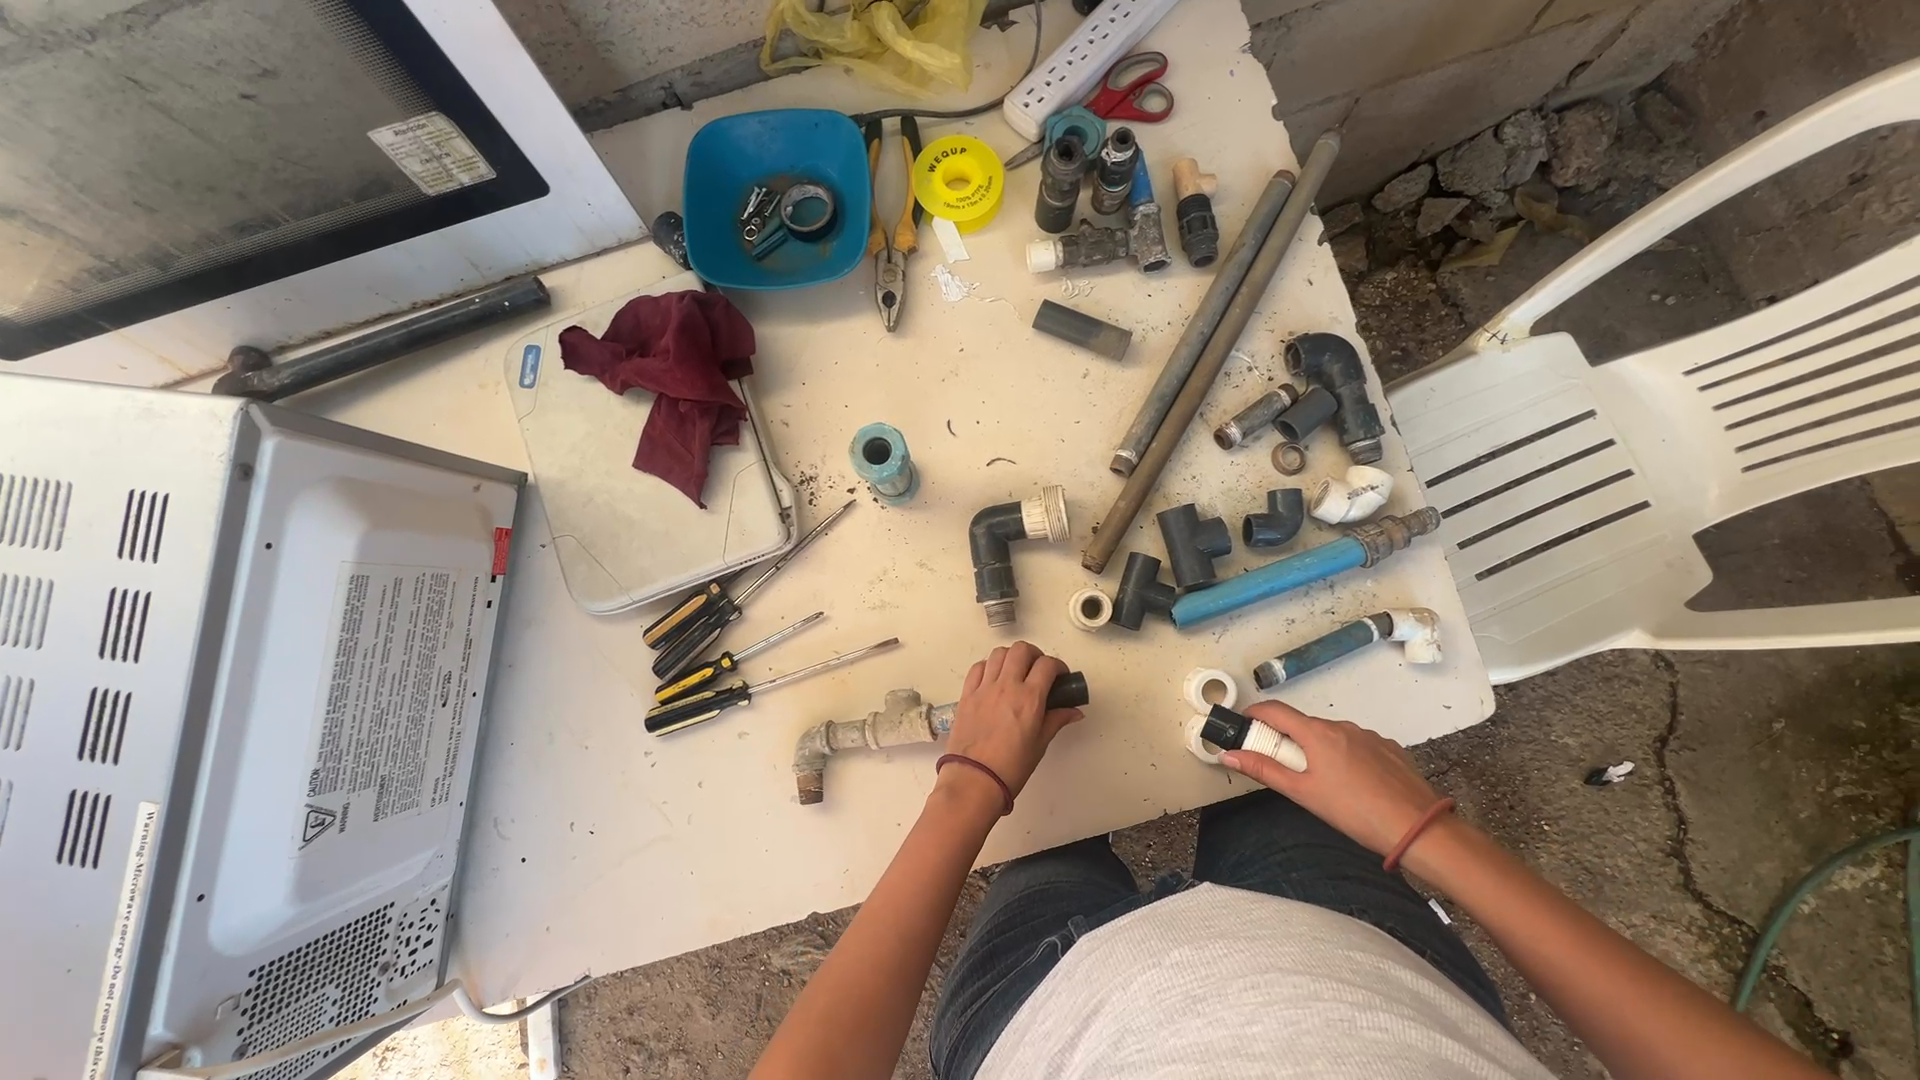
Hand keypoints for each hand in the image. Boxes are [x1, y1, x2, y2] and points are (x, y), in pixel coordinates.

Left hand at [943, 641, 1083, 802]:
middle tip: (1039, 669)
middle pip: (1021, 650)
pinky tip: (993, 678)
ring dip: (1011, 657)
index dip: (1058, 666)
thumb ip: (1056, 720)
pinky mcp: (966, 695)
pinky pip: (977, 668)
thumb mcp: (1040, 744)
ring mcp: (984, 688)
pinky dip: (988, 666)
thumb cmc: (1010, 767)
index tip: (1060, 675)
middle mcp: (1006, 686)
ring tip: (1016, 671)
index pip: (1047, 665)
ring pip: (998, 653)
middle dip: (1034, 654)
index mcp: (1029, 698)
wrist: (974, 780)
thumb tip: (1073, 712)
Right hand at [1220, 701, 1442, 856]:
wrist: (1419, 828)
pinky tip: (1353, 784)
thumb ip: (1264, 770)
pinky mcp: (1389, 749)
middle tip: (1281, 767)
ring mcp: (1369, 735)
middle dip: (1287, 740)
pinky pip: (1357, 745)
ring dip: (1317, 749)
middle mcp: (1343, 726)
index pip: (1275, 710)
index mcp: (1317, 733)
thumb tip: (1229, 755)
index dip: (1254, 714)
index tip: (1244, 725)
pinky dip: (1345, 756)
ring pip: (1332, 736)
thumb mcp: (1303, 793)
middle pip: (1303, 725)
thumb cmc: (1356, 812)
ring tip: (1322, 782)